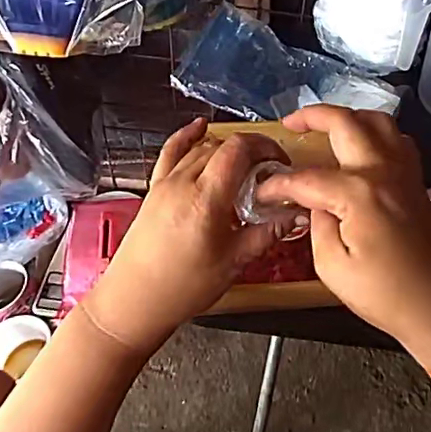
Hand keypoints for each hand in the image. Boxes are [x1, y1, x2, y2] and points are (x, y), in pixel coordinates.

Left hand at [81, 118, 286, 355]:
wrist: (133, 303)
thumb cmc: (182, 287)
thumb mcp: (235, 261)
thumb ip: (268, 232)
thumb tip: (297, 216)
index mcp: (206, 199)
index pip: (240, 149)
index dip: (266, 147)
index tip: (280, 161)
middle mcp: (183, 183)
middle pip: (223, 144)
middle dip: (252, 149)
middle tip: (270, 168)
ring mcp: (165, 184)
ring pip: (202, 147)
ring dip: (228, 149)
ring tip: (246, 166)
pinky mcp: (154, 190)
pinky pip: (171, 152)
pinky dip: (186, 136)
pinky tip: (199, 127)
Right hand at [253, 105, 430, 369]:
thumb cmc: (385, 294)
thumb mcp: (333, 266)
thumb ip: (317, 224)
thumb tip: (315, 202)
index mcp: (359, 192)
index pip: (307, 177)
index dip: (279, 184)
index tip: (262, 194)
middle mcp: (384, 170)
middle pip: (347, 123)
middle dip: (314, 115)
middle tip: (291, 123)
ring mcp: (405, 172)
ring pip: (379, 121)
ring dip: (350, 116)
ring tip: (326, 128)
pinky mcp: (416, 181)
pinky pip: (397, 140)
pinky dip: (376, 133)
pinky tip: (363, 148)